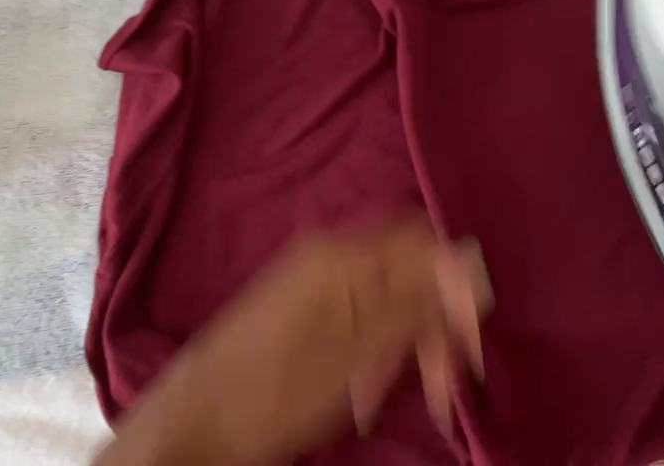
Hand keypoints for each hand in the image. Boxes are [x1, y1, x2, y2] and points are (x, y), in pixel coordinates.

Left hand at [99, 218, 490, 465]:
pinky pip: (358, 313)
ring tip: (398, 397)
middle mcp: (331, 253)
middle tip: (446, 382)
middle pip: (407, 270)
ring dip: (404, 345)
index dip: (457, 285)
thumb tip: (469, 261)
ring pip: (385, 297)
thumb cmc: (276, 388)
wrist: (194, 420)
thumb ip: (415, 301)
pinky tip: (367, 392)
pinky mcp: (304, 305)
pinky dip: (374, 349)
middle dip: (432, 323)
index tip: (469, 341)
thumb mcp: (356, 351)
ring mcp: (314, 278)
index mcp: (344, 254)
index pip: (424, 243)